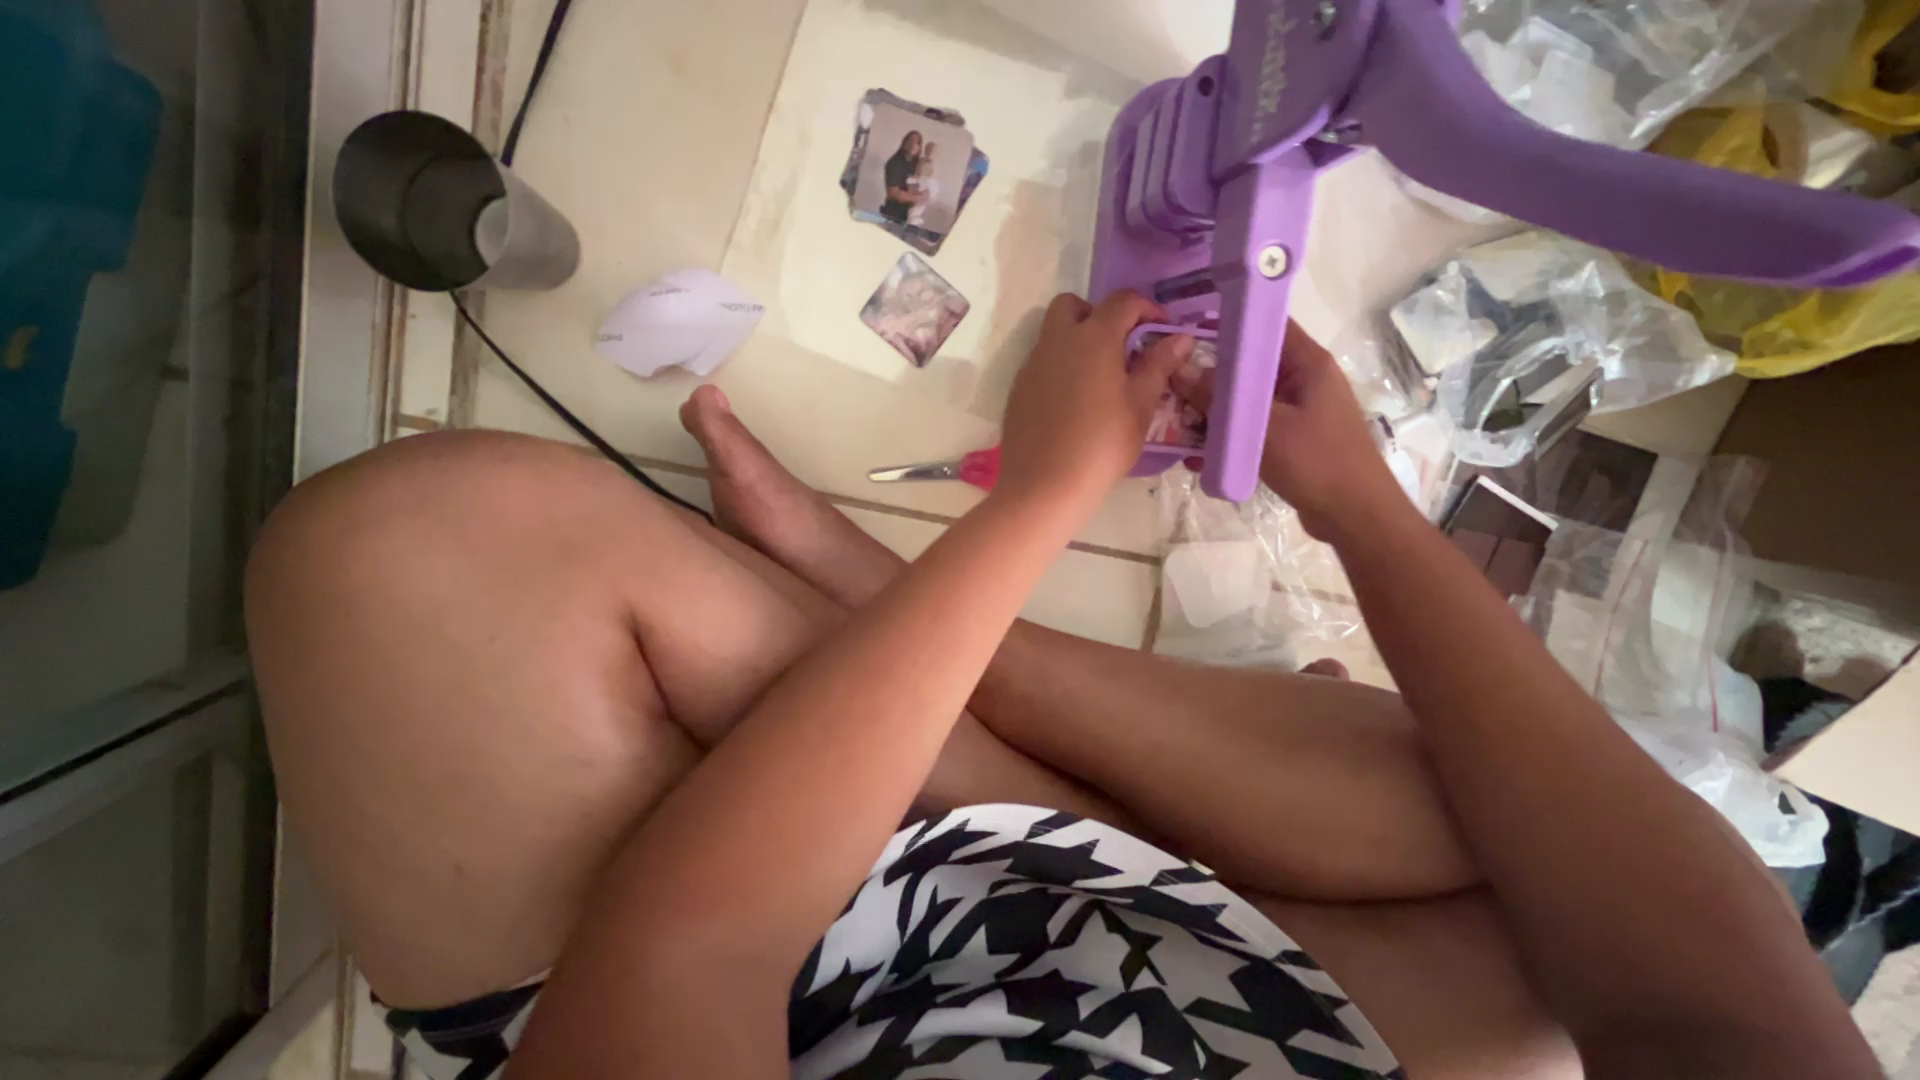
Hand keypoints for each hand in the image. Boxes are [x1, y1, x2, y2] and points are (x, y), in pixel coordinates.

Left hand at [998, 291, 1190, 506]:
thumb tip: (1180, 338)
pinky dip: (1060, 368)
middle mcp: (1056, 341)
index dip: (1148, 310)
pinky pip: (1041, 363)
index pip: (1123, 301)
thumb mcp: (1140, 405)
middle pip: (1074, 305)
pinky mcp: (1018, 389)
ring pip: (1053, 334)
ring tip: (1100, 378)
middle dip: (1099, 315)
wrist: (1045, 485)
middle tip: (1120, 348)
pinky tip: (1074, 403)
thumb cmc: (1103, 445)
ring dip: (1077, 341)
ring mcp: (1032, 364)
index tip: (1162, 334)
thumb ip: (1159, 365)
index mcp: (1093, 337)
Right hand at [1172, 322, 1407, 542]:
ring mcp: (1298, 411)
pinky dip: (1228, 437)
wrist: (1355, 516)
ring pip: (1246, 400)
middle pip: (1249, 365)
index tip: (1187, 327)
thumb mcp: (1263, 427)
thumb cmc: (1316, 462)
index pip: (1266, 324)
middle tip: (1170, 380)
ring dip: (1213, 411)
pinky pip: (1252, 428)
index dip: (1228, 320)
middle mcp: (1304, 380)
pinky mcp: (1291, 439)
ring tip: (1177, 424)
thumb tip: (1180, 368)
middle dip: (1209, 374)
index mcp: (1308, 363)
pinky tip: (1199, 457)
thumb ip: (1219, 397)